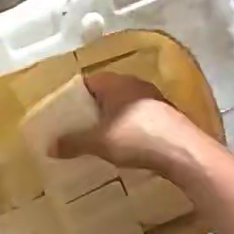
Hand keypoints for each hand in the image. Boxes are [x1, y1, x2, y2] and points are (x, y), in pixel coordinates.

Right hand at [55, 72, 204, 171]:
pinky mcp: (166, 117)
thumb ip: (73, 143)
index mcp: (116, 84)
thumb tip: (49, 147)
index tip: (62, 112)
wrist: (184, 152)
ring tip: (95, 137)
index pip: (89, 82)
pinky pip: (137, 118)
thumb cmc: (136, 138)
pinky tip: (120, 145)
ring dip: (109, 119)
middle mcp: (135, 85)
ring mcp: (154, 100)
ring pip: (123, 106)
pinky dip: (126, 128)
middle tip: (75, 126)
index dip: (74, 95)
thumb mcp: (98, 142)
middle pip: (106, 93)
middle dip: (91, 109)